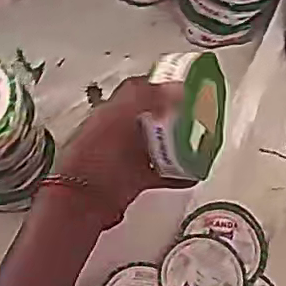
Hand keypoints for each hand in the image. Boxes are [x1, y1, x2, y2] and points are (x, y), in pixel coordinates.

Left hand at [47, 76, 190, 228]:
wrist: (85, 201)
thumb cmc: (95, 157)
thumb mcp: (119, 118)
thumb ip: (146, 98)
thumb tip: (174, 86)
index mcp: (111, 111)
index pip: (138, 89)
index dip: (161, 84)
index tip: (185, 85)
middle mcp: (119, 132)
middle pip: (153, 117)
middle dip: (176, 115)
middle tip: (199, 115)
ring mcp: (127, 156)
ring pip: (158, 144)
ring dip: (179, 144)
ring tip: (200, 142)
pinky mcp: (134, 179)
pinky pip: (161, 173)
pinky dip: (177, 173)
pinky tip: (193, 174)